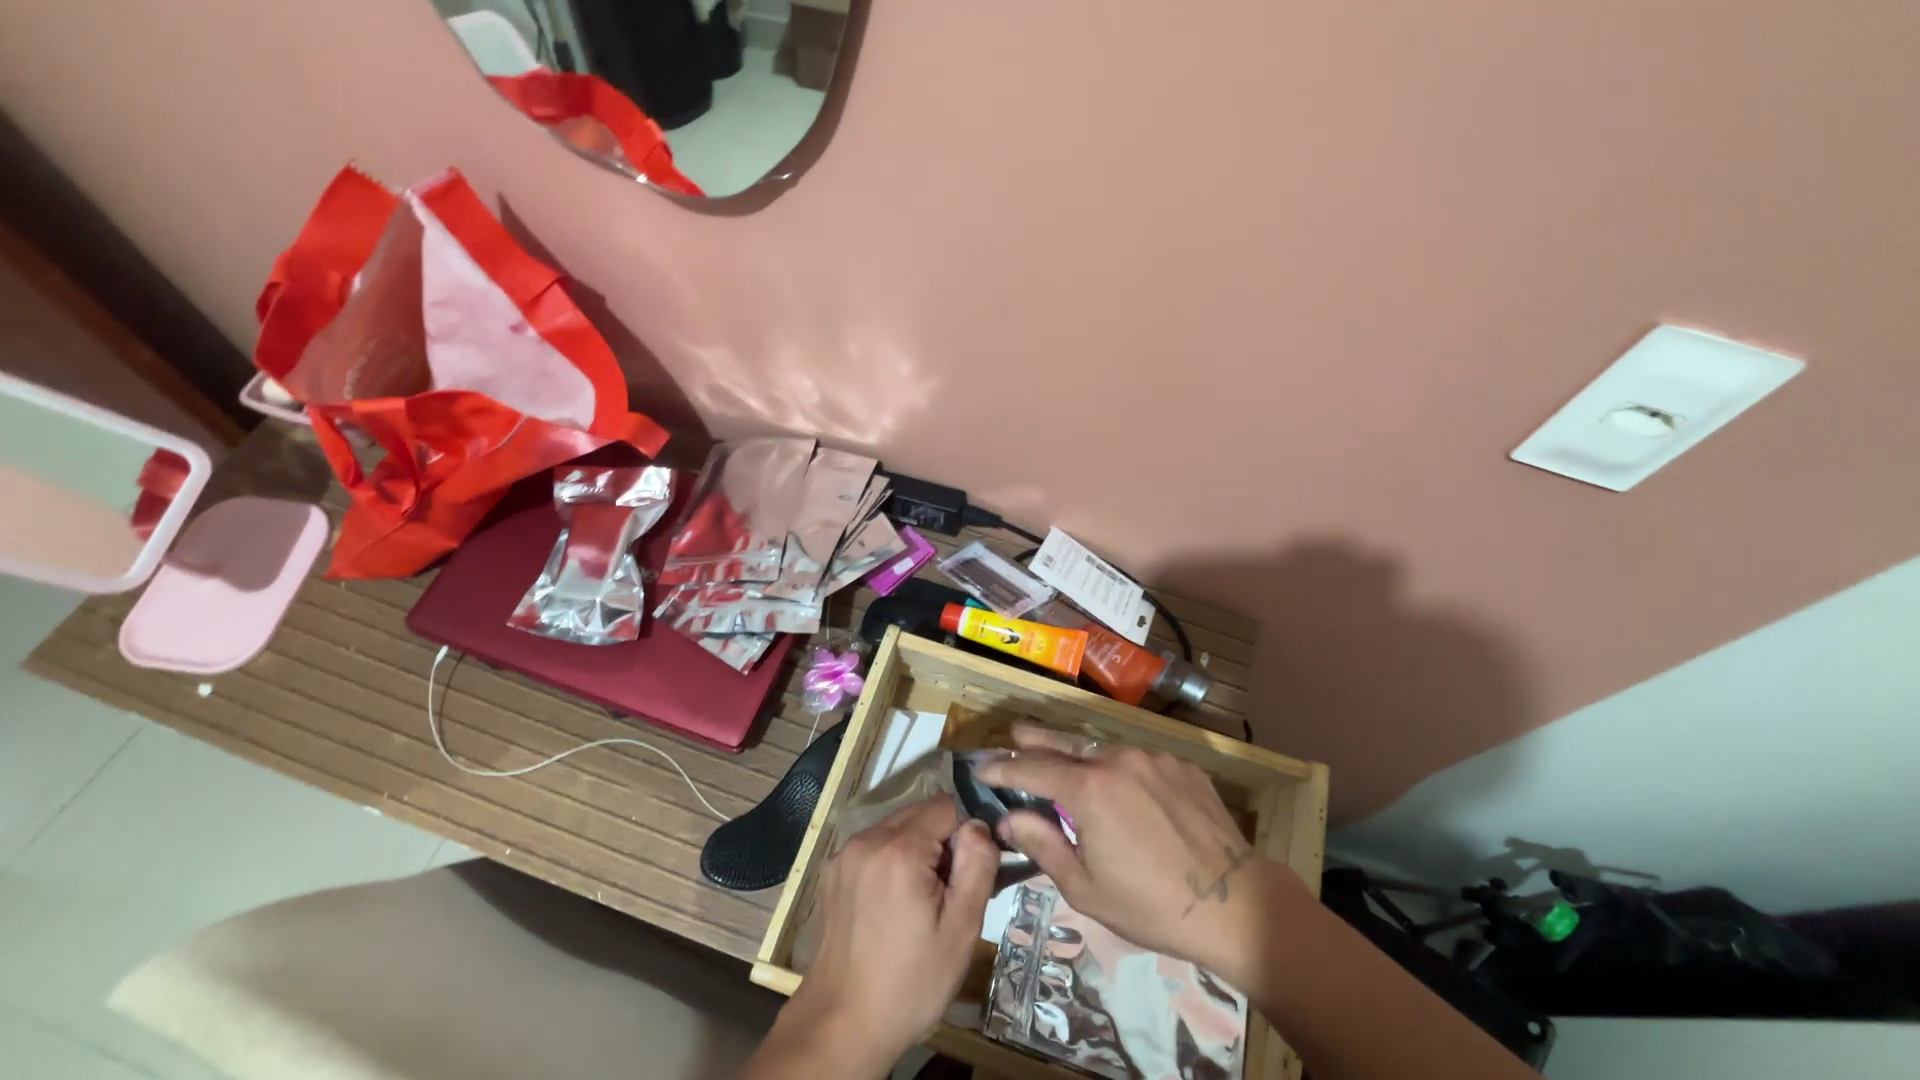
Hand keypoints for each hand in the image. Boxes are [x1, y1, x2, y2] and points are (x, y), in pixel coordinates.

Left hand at [770, 797, 997, 1076]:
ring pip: (896, 828)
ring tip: (923, 901)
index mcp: (899, 850)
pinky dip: (892, 861)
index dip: (967, 832)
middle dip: (942, 840)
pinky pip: (874, 847)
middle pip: (919, 814)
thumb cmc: (911, 981)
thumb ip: (978, 864)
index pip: (946, 806)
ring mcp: (844, 855)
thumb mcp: (962, 928)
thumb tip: (979, 825)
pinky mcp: (832, 872)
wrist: (843, 1022)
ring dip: (917, 849)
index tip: (972, 870)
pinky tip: (895, 905)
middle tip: (950, 891)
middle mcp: (866, 840)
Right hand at [972, 725, 1307, 985]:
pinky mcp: (1183, 766)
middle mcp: (1119, 760)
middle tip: (1014, 735)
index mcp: (1089, 789)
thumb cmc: (1151, 905)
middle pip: (1066, 743)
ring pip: (1104, 748)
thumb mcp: (1085, 888)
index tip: (981, 769)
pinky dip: (1118, 766)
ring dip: (1078, 753)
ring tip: (1061, 757)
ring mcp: (1155, 758)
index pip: (1032, 768)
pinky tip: (1116, 782)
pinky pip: (1138, 759)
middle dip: (1035, 740)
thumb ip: (1043, 845)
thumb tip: (1009, 818)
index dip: (1003, 769)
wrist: (1235, 904)